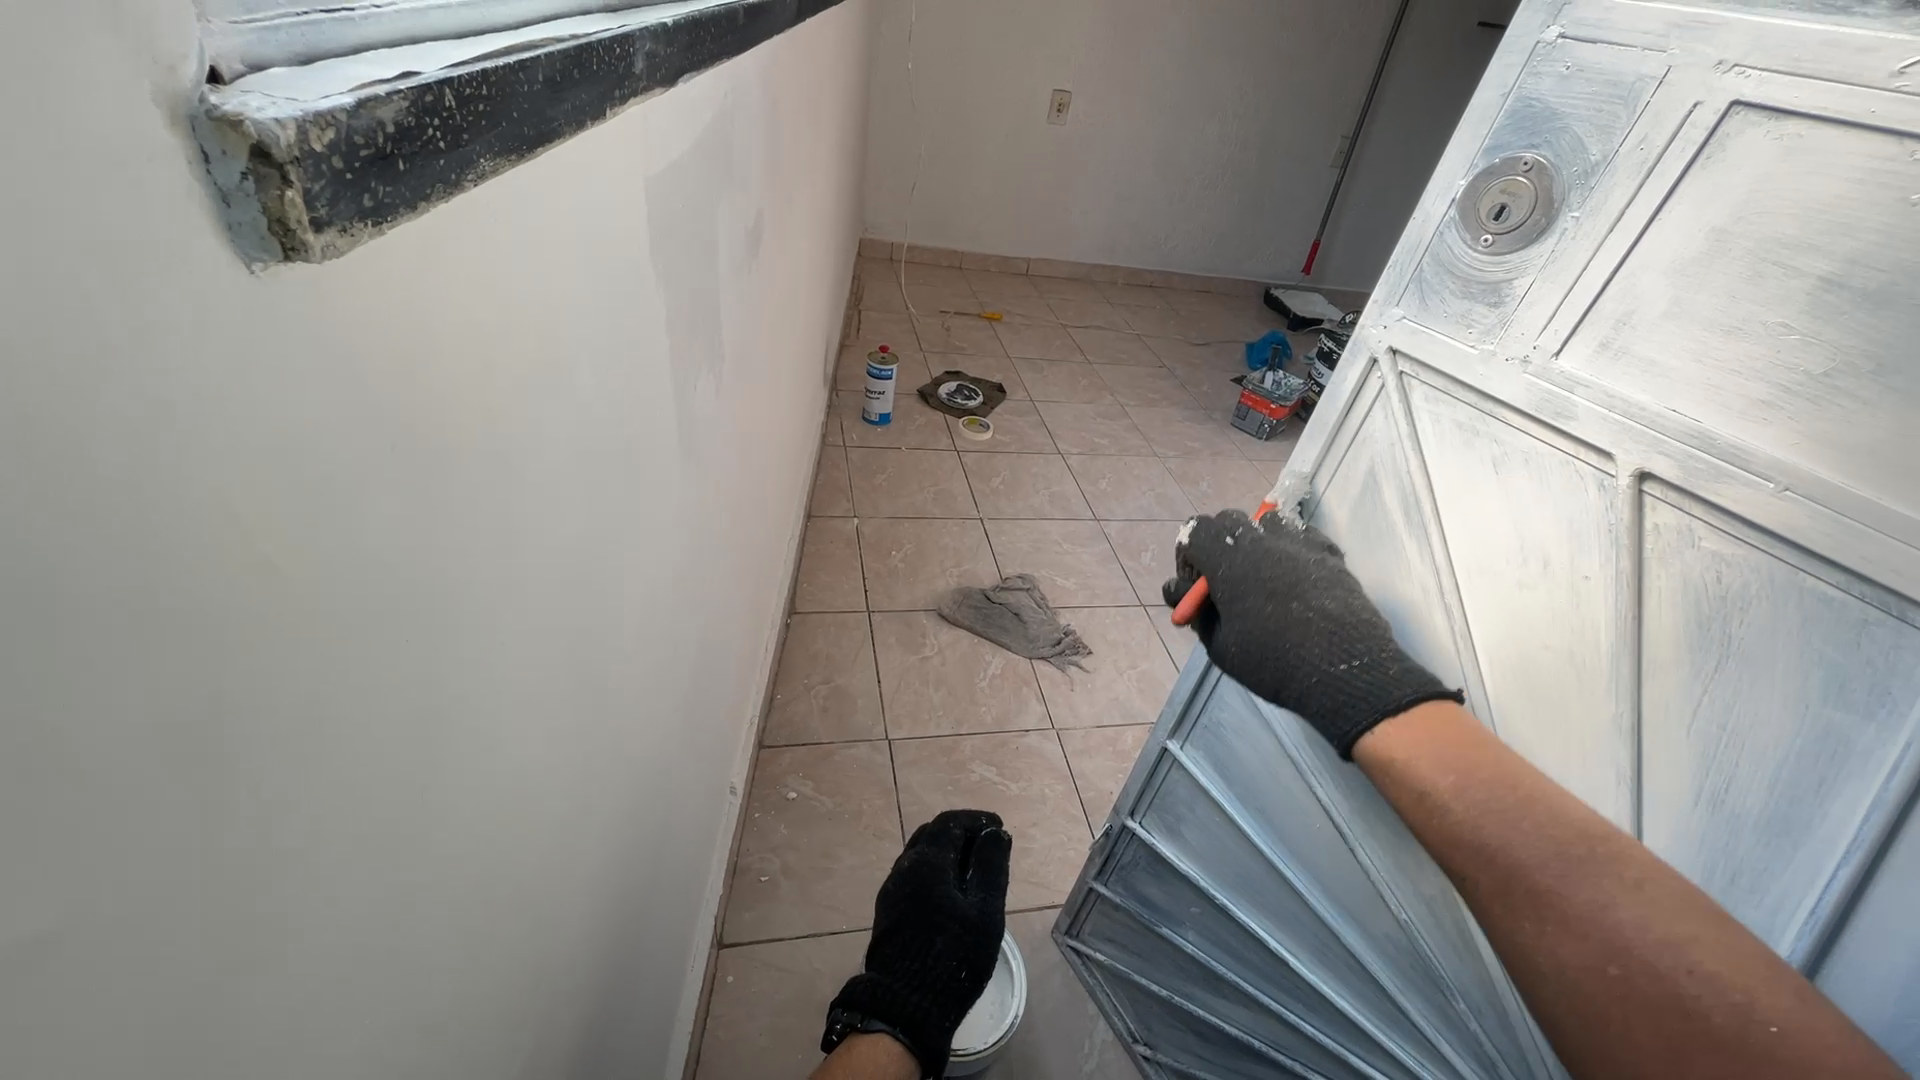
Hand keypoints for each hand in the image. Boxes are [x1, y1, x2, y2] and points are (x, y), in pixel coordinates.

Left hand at [823, 810, 1011, 1077]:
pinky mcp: (889, 910)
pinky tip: (950, 891)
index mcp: (928, 861)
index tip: (998, 828)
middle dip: (961, 833)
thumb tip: (994, 833)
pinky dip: (935, 870)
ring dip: (946, 852)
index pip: (950, 822)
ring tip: (973, 869)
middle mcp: (905, 867)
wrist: (904, 1003)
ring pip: (920, 855)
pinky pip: (914, 875)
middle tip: (987, 846)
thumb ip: (990, 866)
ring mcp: (893, 889)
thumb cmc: (953, 956)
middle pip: (932, 835)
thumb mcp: (984, 911)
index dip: (976, 820)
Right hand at [1162, 509, 1460, 756]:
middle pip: (1229, 520)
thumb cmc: (1272, 661)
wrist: (1343, 671)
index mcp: (1228, 561)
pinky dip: (1292, 549)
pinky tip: (1296, 579)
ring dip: (1257, 541)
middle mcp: (1262, 542)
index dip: (1188, 554)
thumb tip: (1178, 590)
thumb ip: (1196, 610)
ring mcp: (1299, 544)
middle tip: (1224, 579)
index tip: (1195, 584)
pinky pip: (1302, 536)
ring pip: (1268, 522)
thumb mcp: (1219, 644)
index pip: (1195, 530)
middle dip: (1219, 543)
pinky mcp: (1329, 554)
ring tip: (1263, 575)